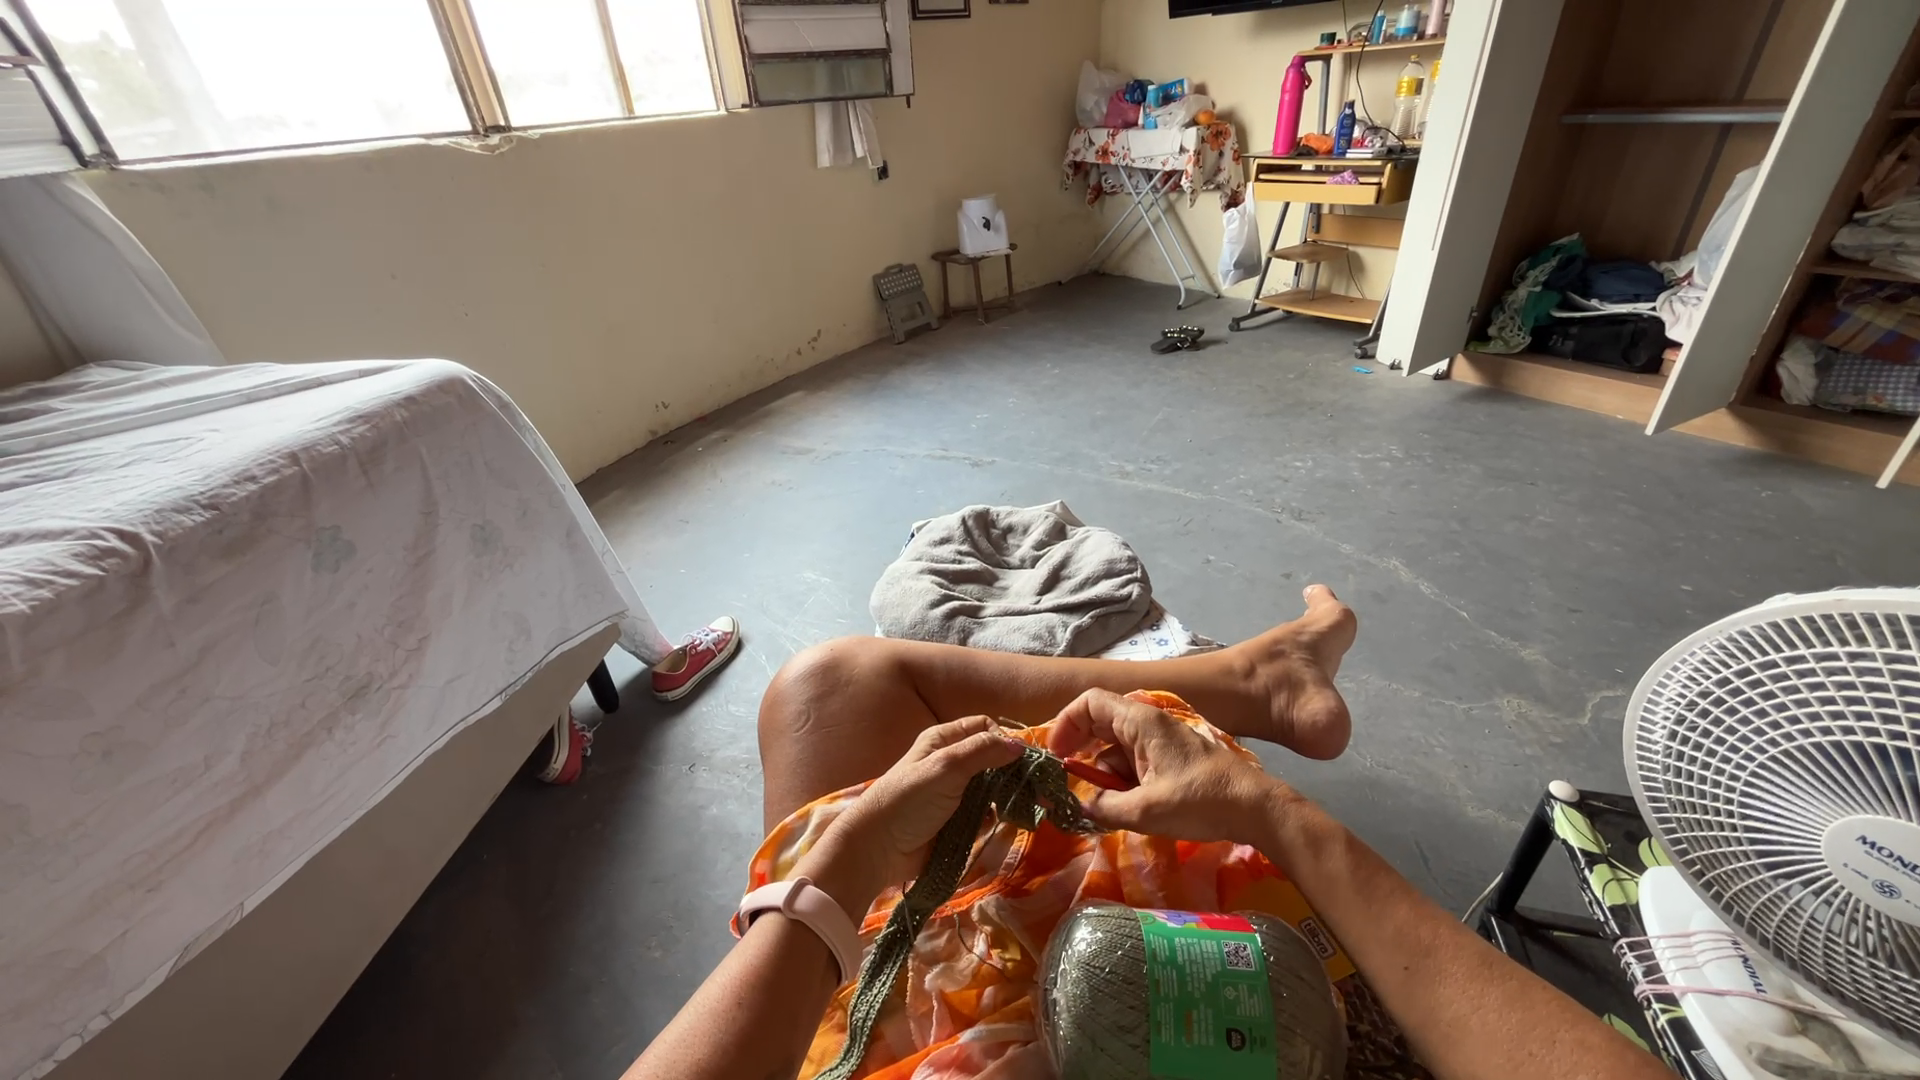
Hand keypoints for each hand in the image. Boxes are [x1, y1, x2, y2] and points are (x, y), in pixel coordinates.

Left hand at [796, 716, 1023, 920]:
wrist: (878, 849)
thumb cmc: (908, 800)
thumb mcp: (946, 767)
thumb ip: (983, 752)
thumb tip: (1020, 745)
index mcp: (944, 740)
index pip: (985, 727)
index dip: (1005, 739)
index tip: (1023, 760)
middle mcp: (950, 762)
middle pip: (992, 758)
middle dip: (1014, 771)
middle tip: (1039, 789)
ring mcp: (953, 793)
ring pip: (992, 788)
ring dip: (1007, 796)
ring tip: (1026, 808)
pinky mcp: (955, 821)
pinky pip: (984, 814)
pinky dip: (992, 818)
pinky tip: (997, 825)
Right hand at [1046, 689, 1284, 844]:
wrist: (1256, 808)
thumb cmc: (1201, 801)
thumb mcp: (1146, 810)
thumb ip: (1104, 807)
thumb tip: (1077, 806)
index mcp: (1140, 720)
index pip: (1088, 702)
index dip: (1065, 724)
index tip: (1056, 756)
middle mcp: (1147, 721)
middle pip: (1099, 724)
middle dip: (1082, 753)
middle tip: (1069, 783)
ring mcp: (1160, 739)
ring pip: (1115, 747)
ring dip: (1104, 773)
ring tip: (1103, 806)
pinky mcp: (1170, 757)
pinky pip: (1134, 760)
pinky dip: (1122, 780)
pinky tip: (1124, 807)